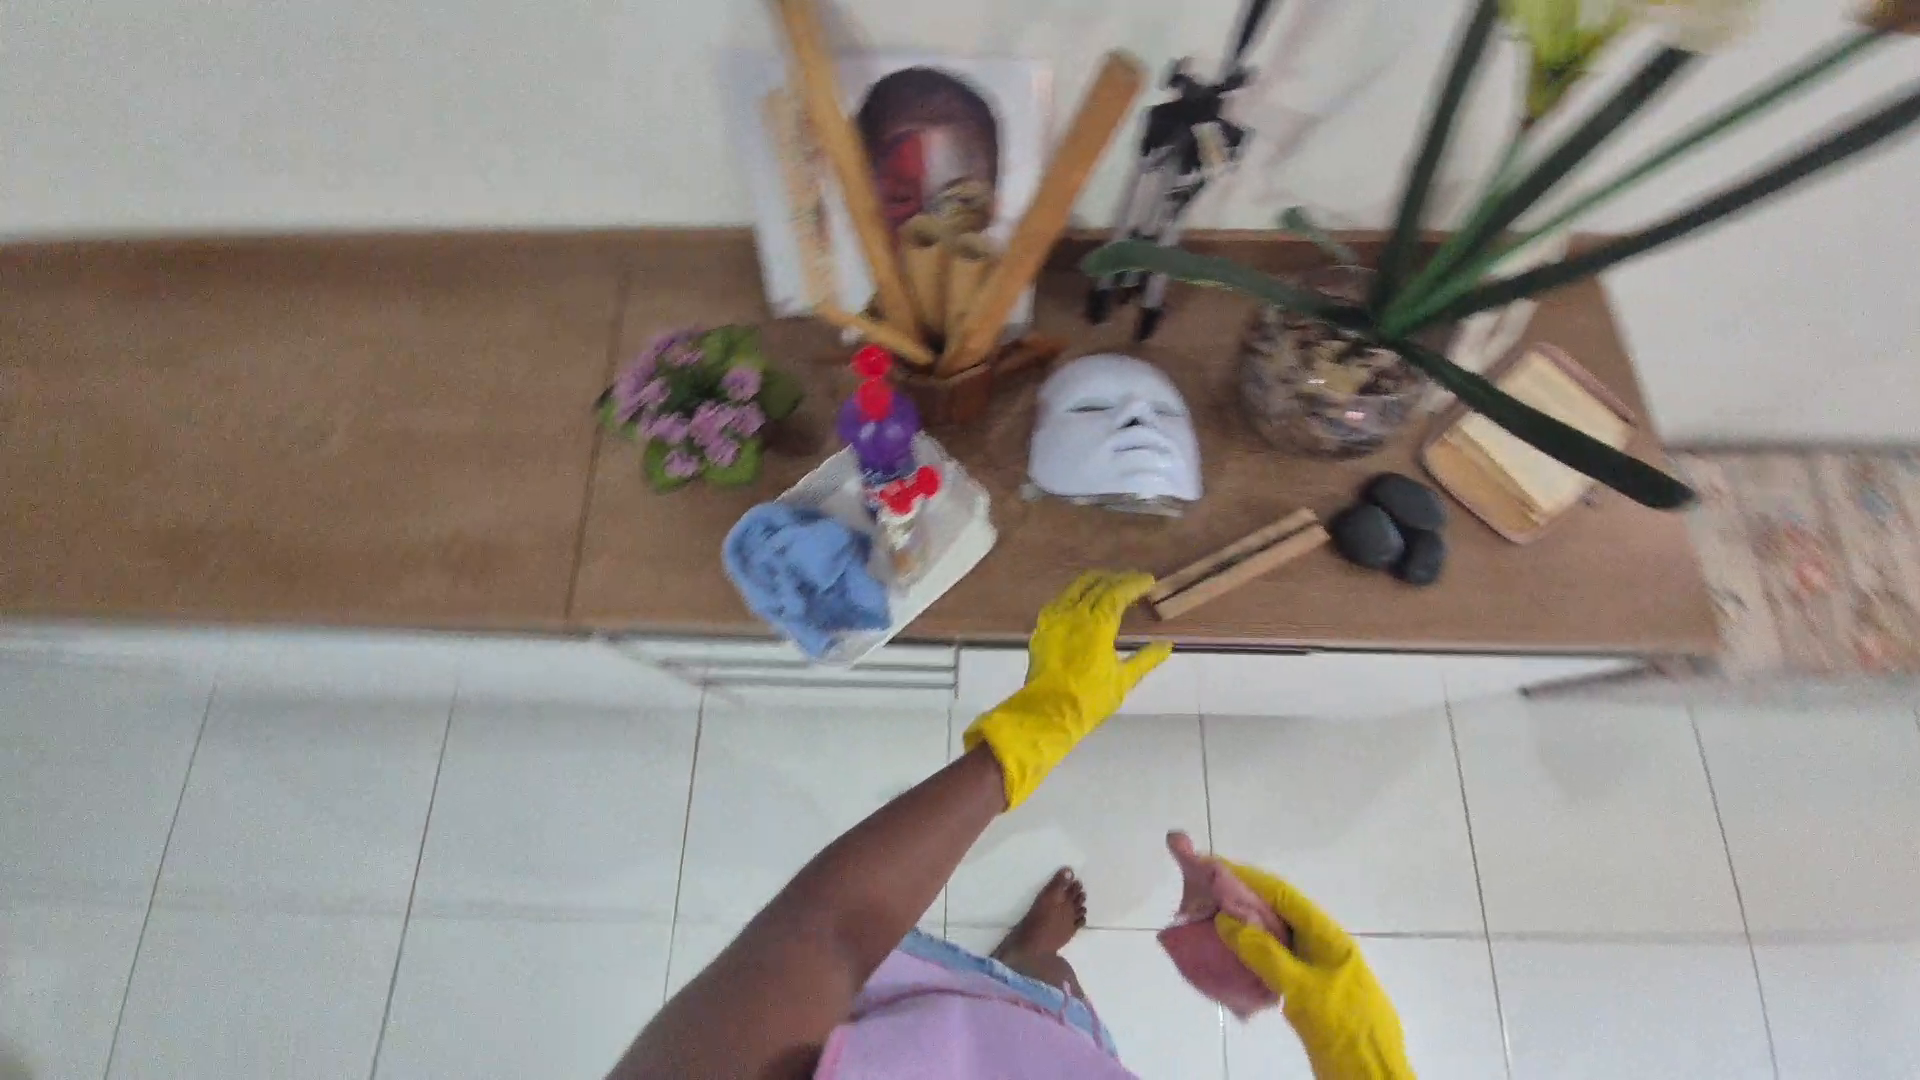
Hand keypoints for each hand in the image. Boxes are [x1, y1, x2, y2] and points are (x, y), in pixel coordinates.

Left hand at [962, 571, 1171, 808]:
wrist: (1047, 711)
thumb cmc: (1089, 698)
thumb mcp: (1124, 680)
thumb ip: (1146, 659)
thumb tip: (1166, 644)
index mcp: (1097, 624)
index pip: (1118, 593)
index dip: (1134, 584)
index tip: (1148, 580)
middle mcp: (1074, 613)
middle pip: (1097, 585)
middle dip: (1117, 578)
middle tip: (1133, 579)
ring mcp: (1054, 618)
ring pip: (1075, 588)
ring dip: (1095, 581)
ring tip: (1109, 582)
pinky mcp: (1042, 627)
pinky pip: (1059, 600)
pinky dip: (1074, 593)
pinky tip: (1080, 598)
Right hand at [1214, 863, 1412, 1079]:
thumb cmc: (1343, 1032)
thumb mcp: (1302, 991)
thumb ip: (1264, 953)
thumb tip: (1226, 920)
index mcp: (1328, 937)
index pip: (1283, 894)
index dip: (1249, 878)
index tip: (1215, 868)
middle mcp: (1325, 946)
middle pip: (1280, 912)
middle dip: (1244, 901)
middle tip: (1208, 898)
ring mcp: (1320, 970)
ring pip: (1277, 937)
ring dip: (1247, 928)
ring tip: (1213, 924)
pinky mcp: (1312, 993)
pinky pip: (1278, 962)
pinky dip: (1255, 955)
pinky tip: (1234, 960)